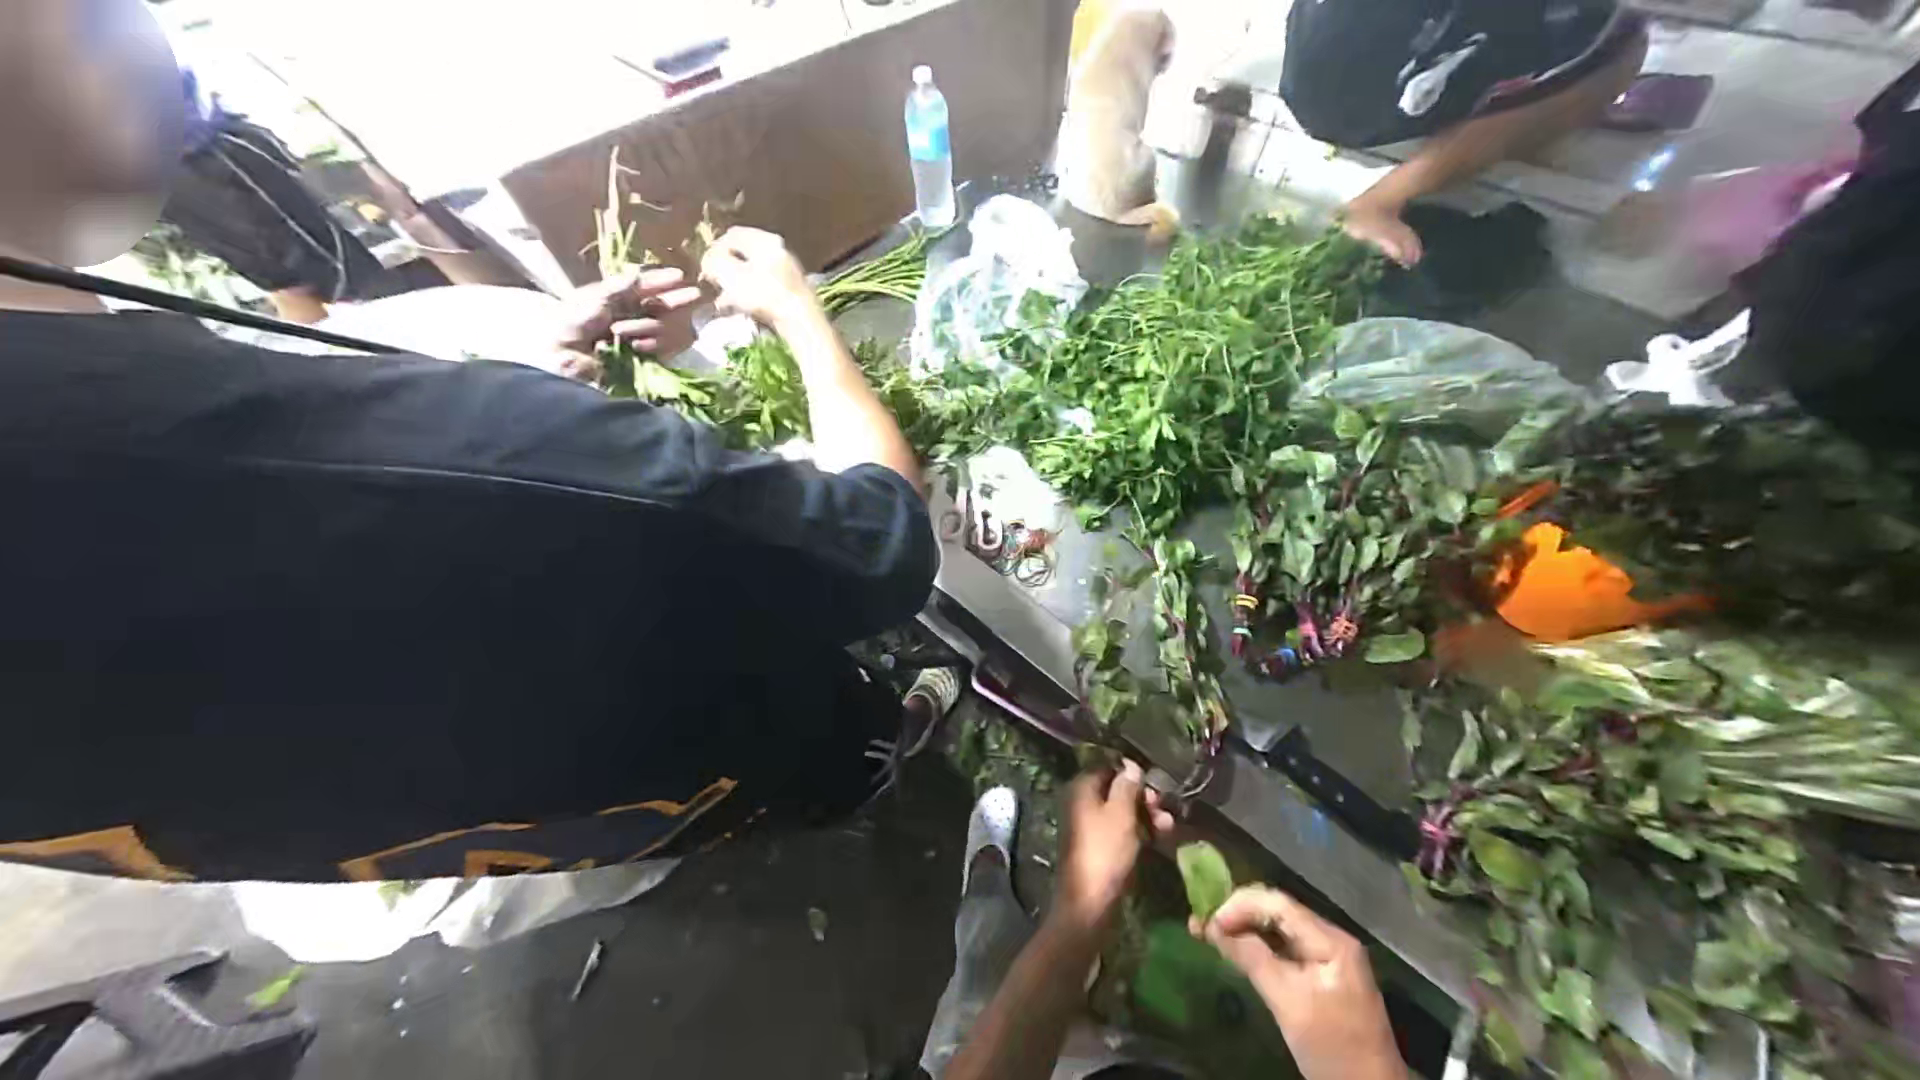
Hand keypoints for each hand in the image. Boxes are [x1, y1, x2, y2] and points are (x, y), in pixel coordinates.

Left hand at [552, 266, 703, 381]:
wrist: (564, 357)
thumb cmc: (571, 323)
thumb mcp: (594, 298)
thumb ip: (620, 288)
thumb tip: (640, 275)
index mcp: (617, 297)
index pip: (646, 286)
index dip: (663, 281)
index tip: (680, 275)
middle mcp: (633, 315)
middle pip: (664, 306)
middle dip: (678, 301)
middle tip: (698, 295)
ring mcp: (641, 337)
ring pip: (665, 327)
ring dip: (648, 327)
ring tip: (622, 332)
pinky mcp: (646, 358)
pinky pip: (663, 348)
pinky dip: (653, 345)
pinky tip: (637, 347)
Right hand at [699, 226, 820, 329]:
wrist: (800, 322)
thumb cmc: (763, 295)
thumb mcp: (729, 274)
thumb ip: (714, 261)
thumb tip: (709, 260)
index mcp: (765, 240)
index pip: (732, 235)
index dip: (714, 249)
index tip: (706, 267)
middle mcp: (779, 250)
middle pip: (744, 254)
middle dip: (726, 268)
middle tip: (714, 283)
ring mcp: (788, 271)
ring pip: (754, 273)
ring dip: (737, 284)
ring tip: (724, 299)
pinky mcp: (792, 292)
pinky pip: (766, 288)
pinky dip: (751, 295)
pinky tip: (742, 308)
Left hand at [1054, 761, 1176, 934]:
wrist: (1090, 903)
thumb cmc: (1105, 851)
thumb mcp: (1120, 813)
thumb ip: (1127, 786)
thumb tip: (1131, 765)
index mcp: (1080, 787)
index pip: (1107, 766)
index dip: (1131, 772)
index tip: (1154, 781)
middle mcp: (1081, 802)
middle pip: (1115, 789)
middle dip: (1143, 797)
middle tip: (1163, 806)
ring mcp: (1089, 825)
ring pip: (1121, 811)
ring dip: (1146, 815)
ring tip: (1168, 825)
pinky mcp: (1099, 846)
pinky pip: (1120, 829)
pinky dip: (1139, 830)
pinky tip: (1160, 836)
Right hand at [1196, 886, 1406, 1079]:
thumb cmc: (1334, 1051)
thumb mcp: (1288, 1003)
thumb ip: (1252, 958)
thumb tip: (1213, 926)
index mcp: (1331, 941)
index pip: (1277, 904)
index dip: (1239, 906)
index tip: (1210, 922)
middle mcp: (1330, 938)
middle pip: (1275, 910)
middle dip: (1236, 913)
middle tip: (1202, 924)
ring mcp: (1325, 955)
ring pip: (1275, 927)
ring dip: (1242, 928)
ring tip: (1208, 933)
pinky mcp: (1318, 973)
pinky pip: (1281, 946)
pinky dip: (1254, 945)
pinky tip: (1232, 949)